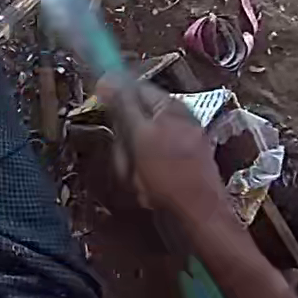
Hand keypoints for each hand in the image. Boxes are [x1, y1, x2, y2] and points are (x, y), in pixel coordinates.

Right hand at [99, 78, 231, 224]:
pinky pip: (145, 167)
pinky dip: (140, 179)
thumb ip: (123, 105)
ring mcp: (177, 145)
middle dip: (122, 141)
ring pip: (135, 147)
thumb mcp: (141, 135)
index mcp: (171, 106)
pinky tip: (145, 192)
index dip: (114, 95)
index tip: (97, 105)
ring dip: (129, 165)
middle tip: (126, 160)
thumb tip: (107, 76)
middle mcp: (176, 120)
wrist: (200, 220)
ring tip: (137, 181)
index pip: (135, 87)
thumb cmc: (170, 174)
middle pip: (132, 119)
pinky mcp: (174, 169)